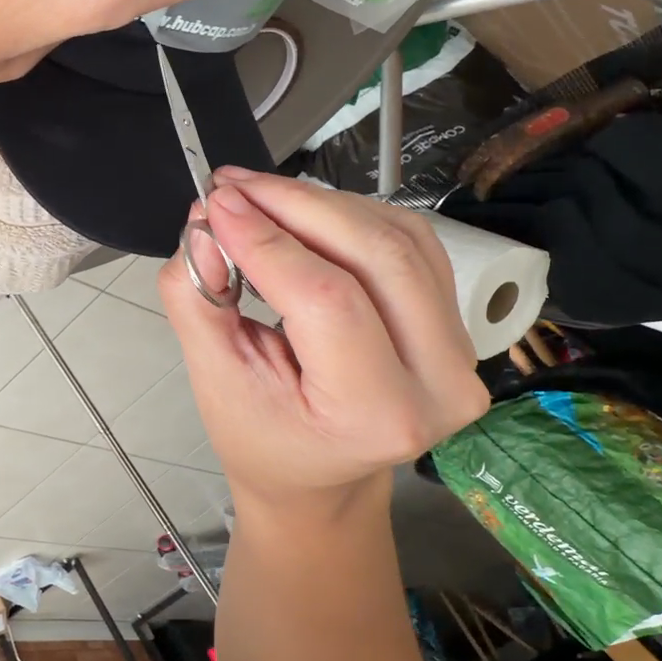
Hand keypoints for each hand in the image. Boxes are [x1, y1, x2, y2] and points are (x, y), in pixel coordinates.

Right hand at [158, 171, 488, 514]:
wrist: (317, 476)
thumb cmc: (259, 438)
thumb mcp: (212, 380)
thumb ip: (198, 303)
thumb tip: (203, 229)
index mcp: (377, 413)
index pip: (326, 300)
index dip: (266, 240)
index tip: (213, 202)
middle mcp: (441, 382)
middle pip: (379, 256)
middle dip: (298, 204)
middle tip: (231, 184)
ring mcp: (463, 352)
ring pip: (401, 239)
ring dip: (322, 202)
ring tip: (256, 193)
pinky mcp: (458, 325)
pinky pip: (412, 244)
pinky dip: (349, 214)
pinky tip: (299, 212)